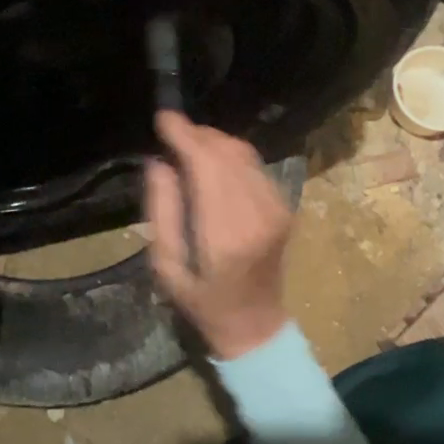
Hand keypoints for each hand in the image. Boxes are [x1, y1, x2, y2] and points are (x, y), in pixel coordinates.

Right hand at [145, 112, 292, 359]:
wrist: (255, 324)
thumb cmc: (202, 302)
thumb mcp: (166, 267)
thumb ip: (162, 213)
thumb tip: (159, 163)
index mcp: (225, 235)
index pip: (207, 166)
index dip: (185, 136)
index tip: (163, 118)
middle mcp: (258, 215)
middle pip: (226, 154)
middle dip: (197, 135)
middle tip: (170, 131)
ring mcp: (277, 210)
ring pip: (243, 155)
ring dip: (214, 143)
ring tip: (187, 145)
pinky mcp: (285, 208)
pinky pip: (255, 167)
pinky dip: (231, 157)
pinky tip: (212, 164)